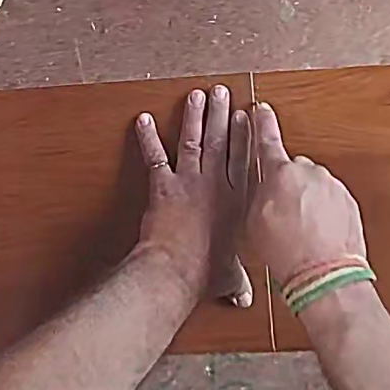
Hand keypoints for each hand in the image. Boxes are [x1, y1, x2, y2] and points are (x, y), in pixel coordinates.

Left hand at [133, 85, 254, 306]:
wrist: (177, 270)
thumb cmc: (206, 273)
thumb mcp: (228, 278)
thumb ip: (236, 281)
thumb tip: (242, 298)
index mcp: (237, 201)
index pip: (244, 160)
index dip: (245, 135)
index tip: (247, 114)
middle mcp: (215, 184)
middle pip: (220, 141)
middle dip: (221, 114)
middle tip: (221, 91)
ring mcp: (189, 181)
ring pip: (193, 141)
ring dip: (193, 116)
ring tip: (196, 95)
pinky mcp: (164, 185)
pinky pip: (154, 156)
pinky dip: (146, 137)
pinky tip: (142, 119)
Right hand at [246, 102, 367, 288]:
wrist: (324, 274)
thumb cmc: (284, 250)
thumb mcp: (253, 220)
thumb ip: (257, 192)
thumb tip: (263, 185)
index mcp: (279, 173)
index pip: (267, 140)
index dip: (263, 123)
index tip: (262, 109)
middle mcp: (308, 172)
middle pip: (293, 169)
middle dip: (287, 185)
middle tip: (281, 213)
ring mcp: (331, 186)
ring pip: (313, 185)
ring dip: (307, 200)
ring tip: (300, 229)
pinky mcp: (349, 201)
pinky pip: (330, 199)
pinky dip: (324, 211)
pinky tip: (316, 232)